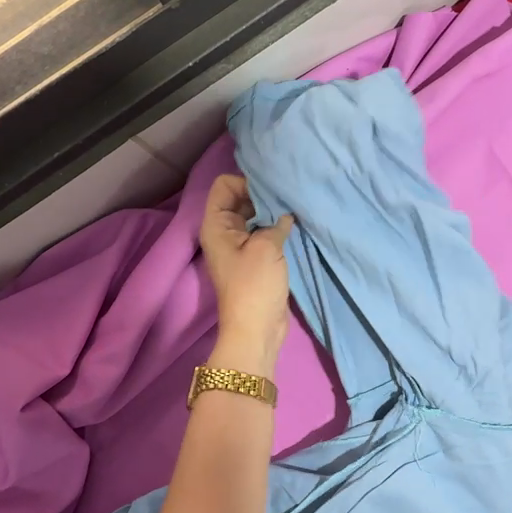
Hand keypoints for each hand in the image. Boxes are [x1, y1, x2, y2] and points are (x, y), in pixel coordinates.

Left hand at [200, 174, 293, 375]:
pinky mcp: (255, 260)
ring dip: (272, 213)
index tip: (272, 191)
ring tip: (295, 209)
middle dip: (263, 195)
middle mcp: (224, 232)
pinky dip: (276, 229)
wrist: (257, 330)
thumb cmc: (255, 286)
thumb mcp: (266, 247)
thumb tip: (286, 214)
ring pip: (254, 217)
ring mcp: (239, 247)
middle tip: (289, 196)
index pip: (225, 185)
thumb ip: (276, 222)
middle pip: (240, 198)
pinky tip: (295, 227)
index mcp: (216, 225)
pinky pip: (263, 234)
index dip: (247, 182)